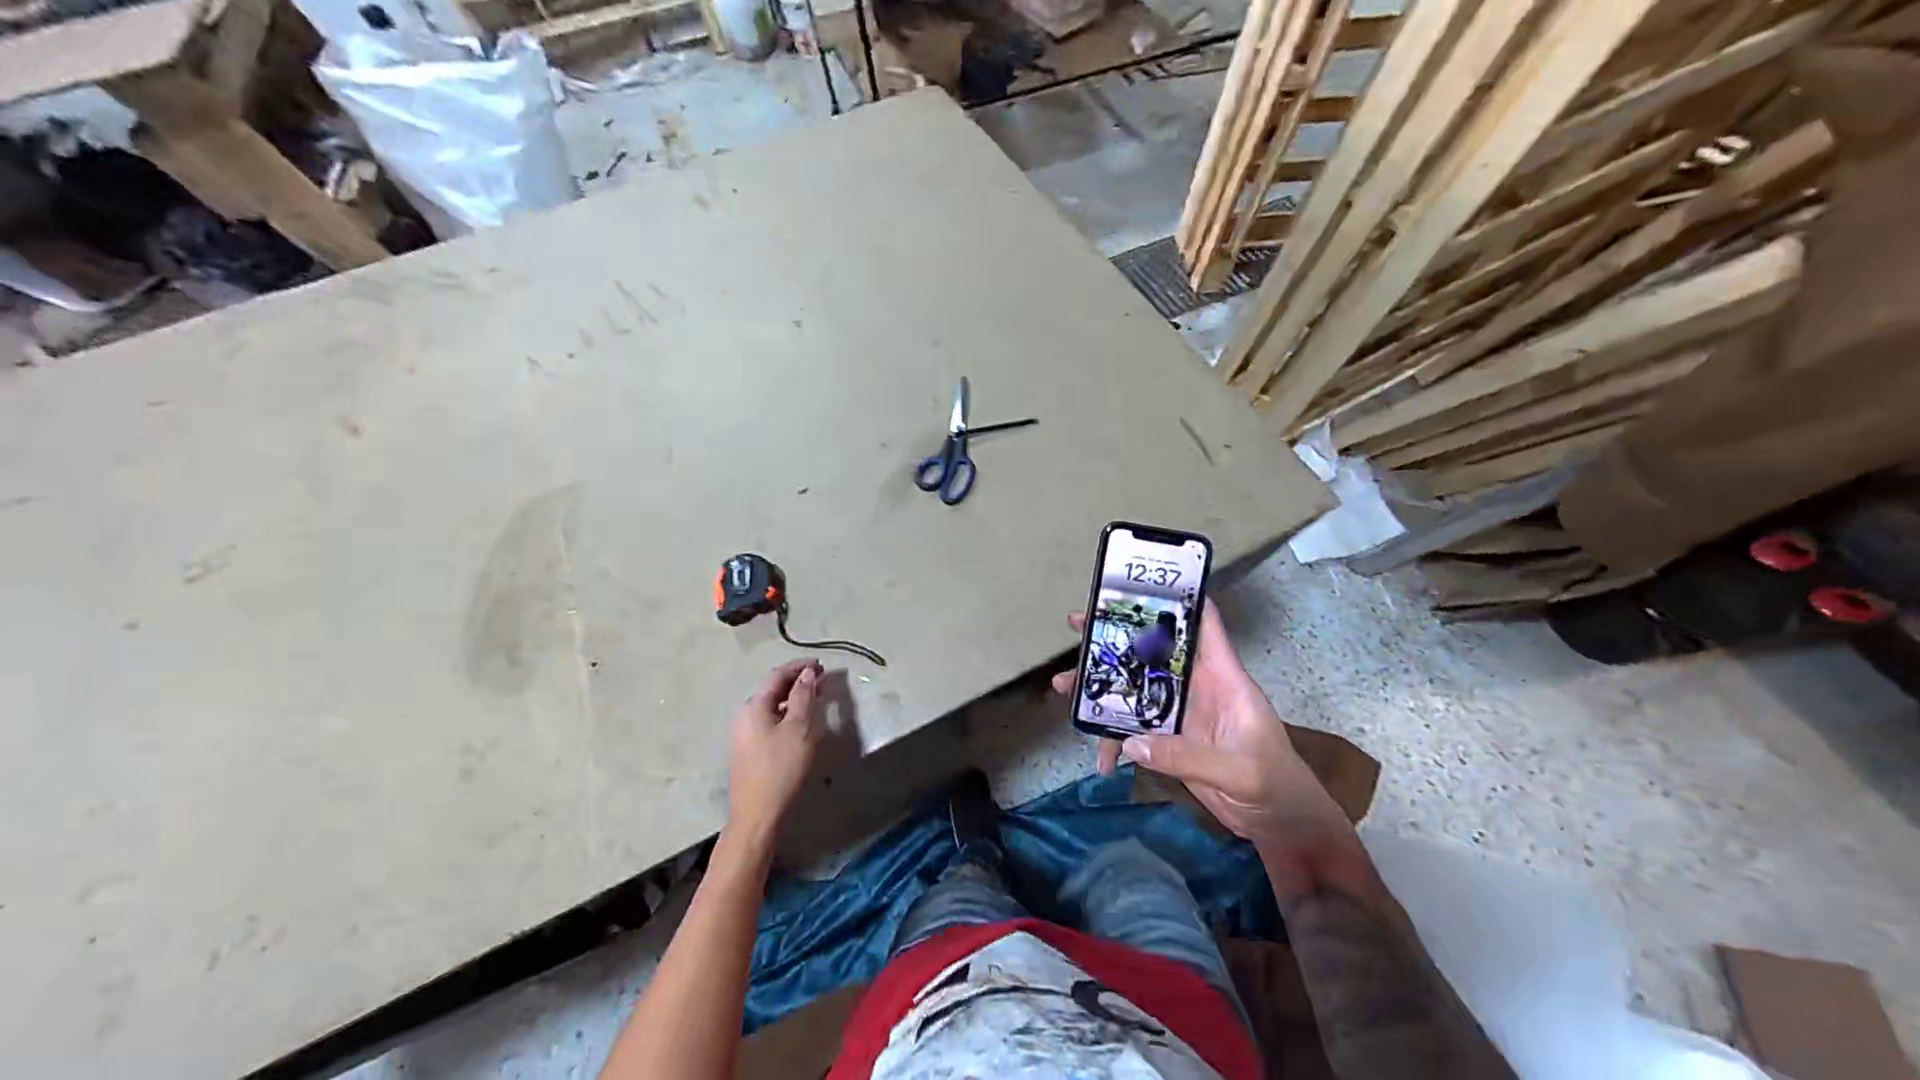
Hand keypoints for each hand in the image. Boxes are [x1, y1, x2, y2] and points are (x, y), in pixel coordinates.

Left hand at [727, 658, 824, 847]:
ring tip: (815, 699)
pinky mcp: (748, 750)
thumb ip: (804, 697)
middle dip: (797, 681)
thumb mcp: (799, 728)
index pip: (777, 675)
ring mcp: (743, 734)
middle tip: (821, 680)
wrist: (758, 815)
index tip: (820, 664)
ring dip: (793, 698)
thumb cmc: (781, 768)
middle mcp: (744, 715)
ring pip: (771, 706)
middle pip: (772, 689)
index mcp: (754, 706)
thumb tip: (807, 674)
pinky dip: (786, 714)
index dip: (799, 666)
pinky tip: (800, 723)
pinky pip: (768, 721)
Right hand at [1051, 606, 1348, 853]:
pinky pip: (1135, 730)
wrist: (1281, 826)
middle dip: (1117, 638)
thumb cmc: (1276, 786)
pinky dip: (1116, 742)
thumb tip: (1132, 744)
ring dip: (1102, 688)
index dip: (1177, 600)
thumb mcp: (1239, 771)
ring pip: (1136, 688)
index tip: (1138, 586)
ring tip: (1065, 687)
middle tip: (1078, 625)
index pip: (1204, 626)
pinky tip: (1102, 759)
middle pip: (1154, 651)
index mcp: (1224, 678)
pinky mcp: (1171, 739)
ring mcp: (1182, 713)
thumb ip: (1187, 757)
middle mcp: (1198, 687)